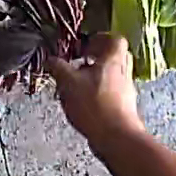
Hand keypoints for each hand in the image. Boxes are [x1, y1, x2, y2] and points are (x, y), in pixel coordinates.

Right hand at [47, 33, 147, 153]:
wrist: (116, 137)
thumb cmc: (95, 105)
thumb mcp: (68, 82)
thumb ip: (58, 68)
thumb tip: (50, 60)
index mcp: (113, 59)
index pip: (114, 39)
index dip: (99, 38)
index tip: (84, 44)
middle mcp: (123, 72)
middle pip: (114, 56)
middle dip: (96, 57)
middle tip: (80, 61)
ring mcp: (125, 90)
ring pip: (112, 75)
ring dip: (95, 76)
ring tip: (77, 84)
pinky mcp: (123, 106)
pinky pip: (111, 92)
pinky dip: (98, 92)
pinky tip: (83, 102)